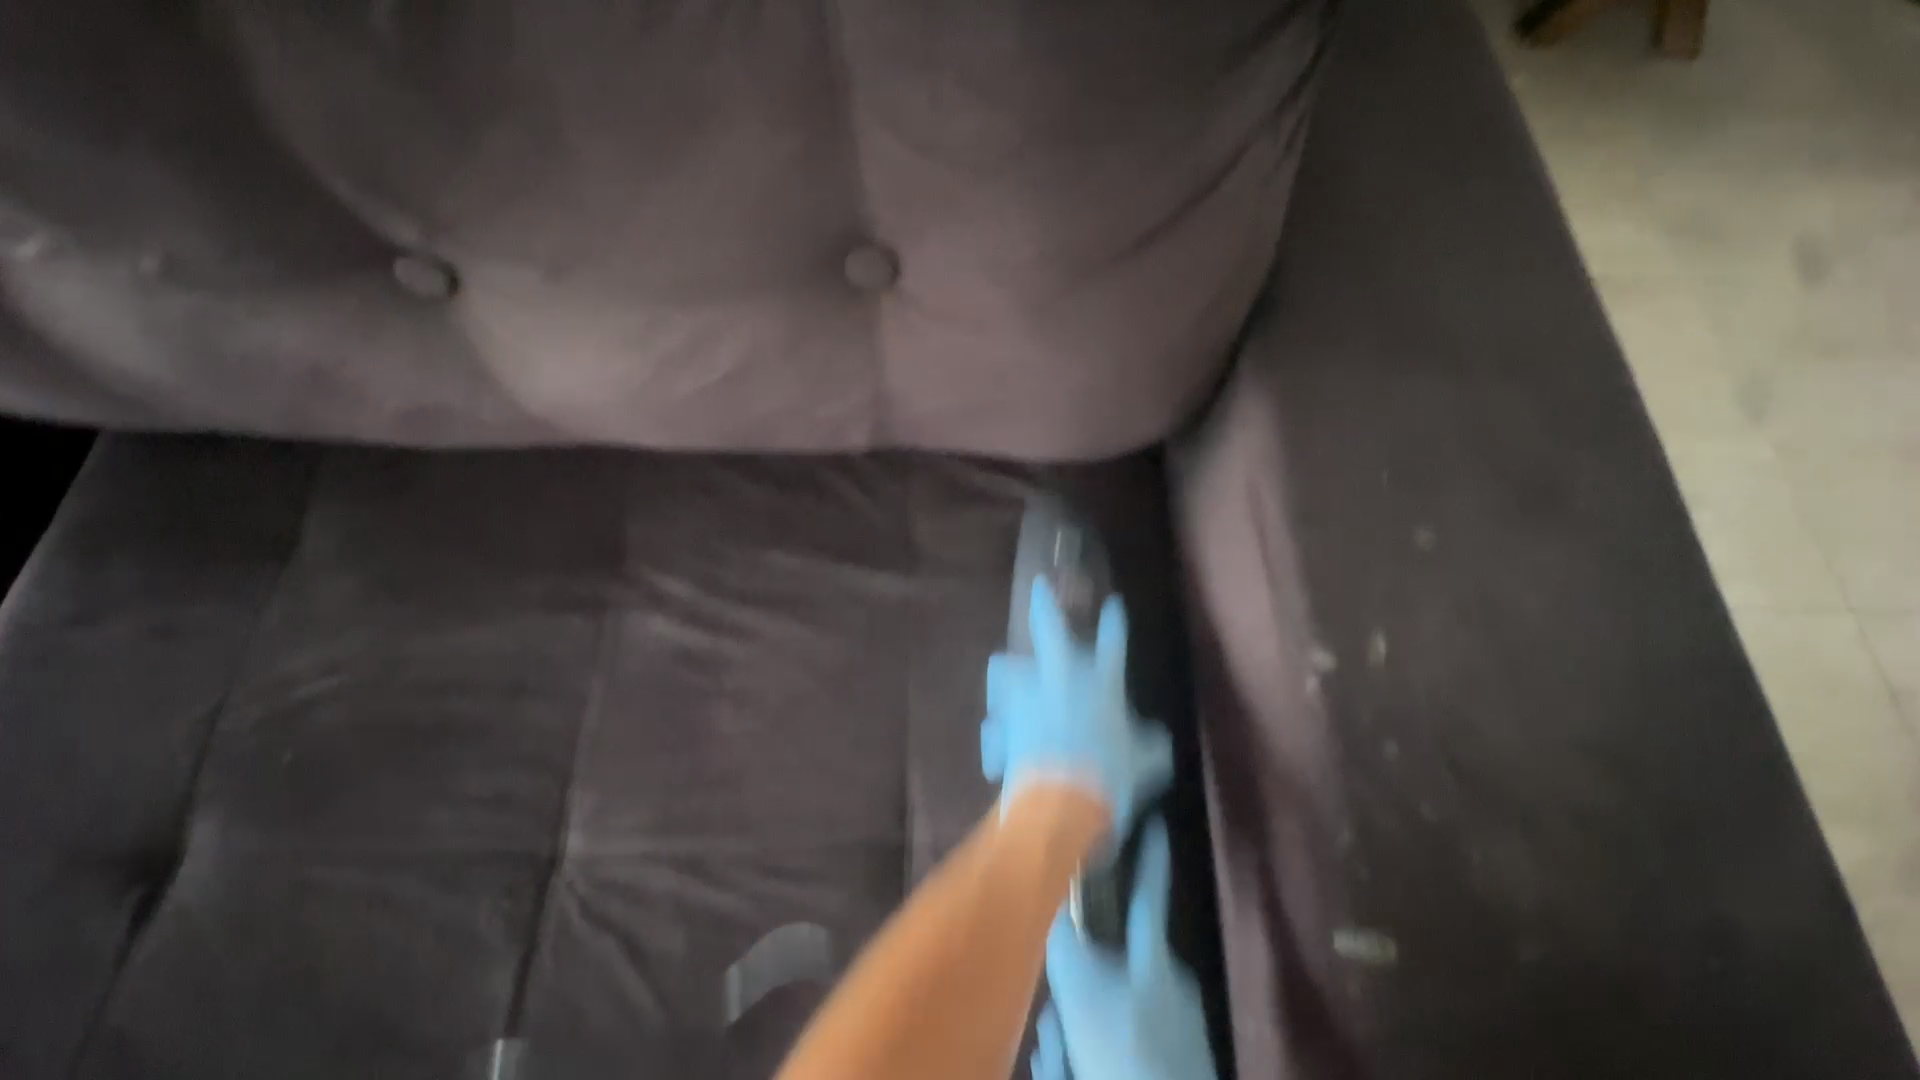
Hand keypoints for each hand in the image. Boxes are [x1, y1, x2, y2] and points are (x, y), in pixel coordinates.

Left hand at [979, 579, 1174, 839]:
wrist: (1066, 798)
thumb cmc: (1113, 776)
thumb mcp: (1146, 762)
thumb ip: (1149, 745)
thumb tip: (1155, 740)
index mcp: (1103, 685)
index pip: (1114, 644)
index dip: (1114, 622)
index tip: (1113, 604)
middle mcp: (1063, 679)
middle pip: (1050, 628)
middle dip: (1044, 603)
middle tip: (1039, 586)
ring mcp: (1028, 694)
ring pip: (1006, 664)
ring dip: (1008, 672)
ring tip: (1008, 674)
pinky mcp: (1003, 719)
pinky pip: (995, 719)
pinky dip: (998, 730)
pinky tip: (1000, 741)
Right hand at [1028, 817, 1216, 1079]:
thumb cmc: (1123, 1050)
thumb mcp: (1081, 990)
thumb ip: (1064, 942)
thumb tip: (1049, 906)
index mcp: (1155, 958)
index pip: (1149, 891)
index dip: (1151, 855)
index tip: (1155, 819)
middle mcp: (1164, 986)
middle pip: (1102, 965)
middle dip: (1070, 987)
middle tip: (1055, 1012)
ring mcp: (1160, 1028)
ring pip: (1094, 1011)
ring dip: (1069, 1032)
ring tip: (1063, 1057)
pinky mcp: (1148, 1063)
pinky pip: (1099, 1047)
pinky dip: (1078, 1059)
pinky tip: (1071, 1072)